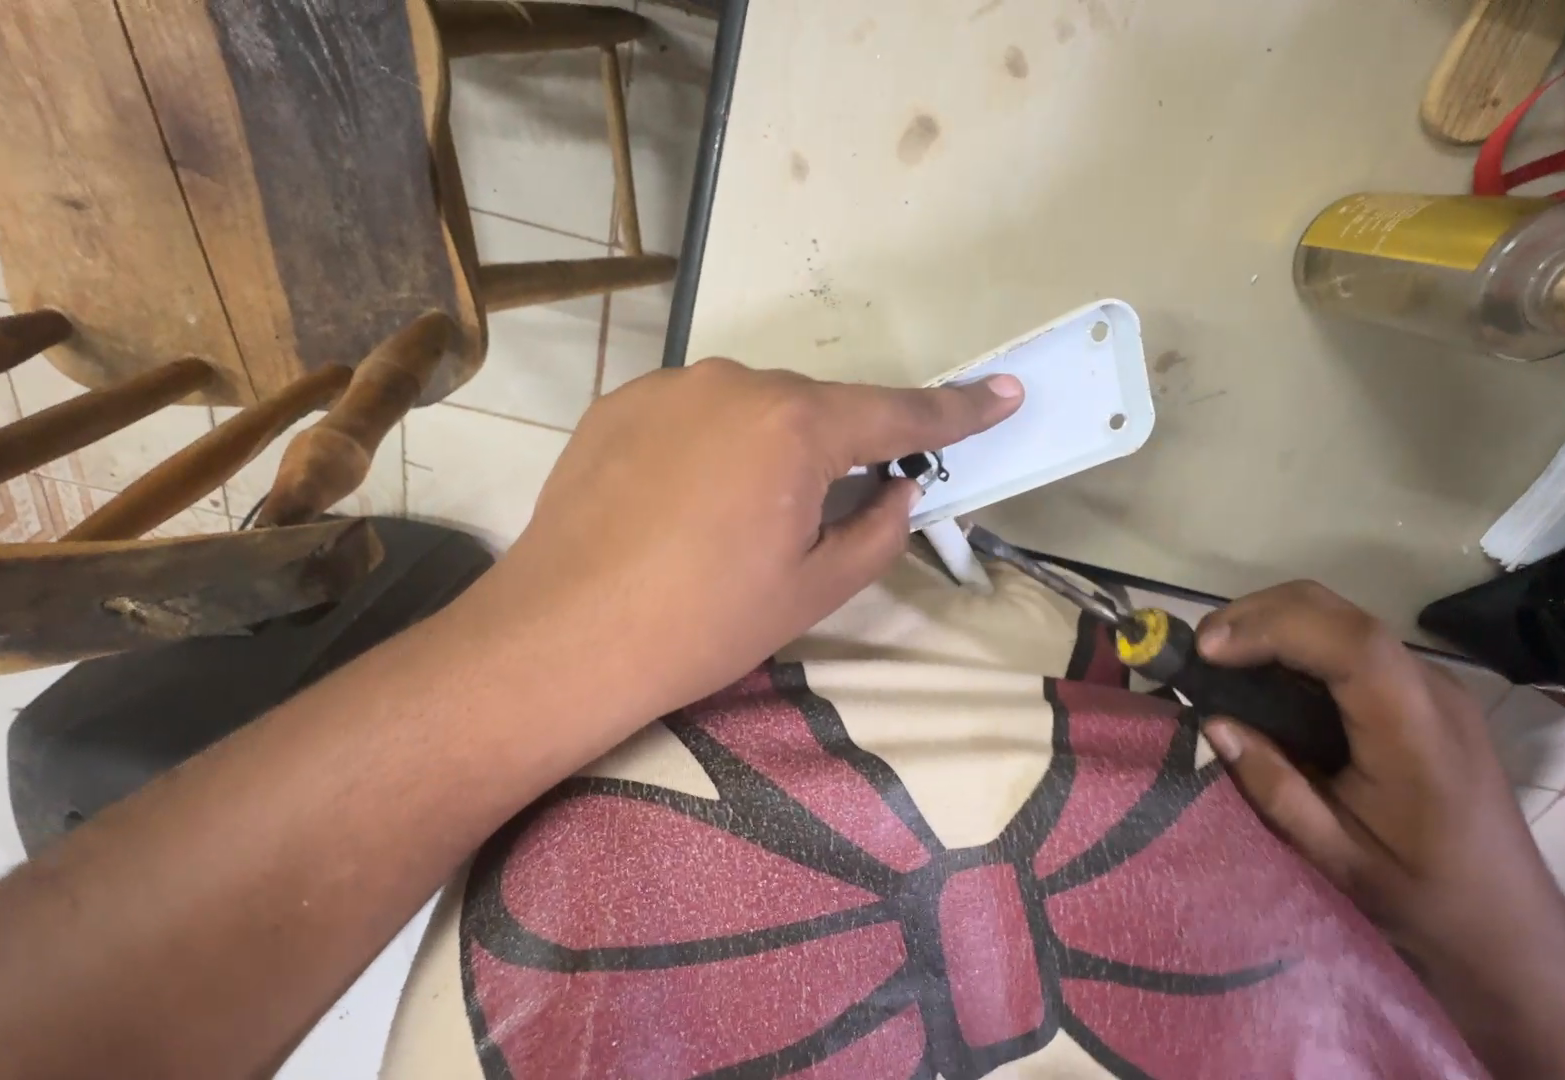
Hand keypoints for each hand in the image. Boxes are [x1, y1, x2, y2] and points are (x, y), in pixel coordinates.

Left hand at [470, 357, 1022, 733]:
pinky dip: (712, 449)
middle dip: (835, 453)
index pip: (897, 411)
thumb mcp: (814, 590)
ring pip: (751, 410)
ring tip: (733, 525)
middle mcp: (735, 382)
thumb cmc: (703, 624)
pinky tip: (681, 508)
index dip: (957, 409)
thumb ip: (878, 527)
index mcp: (795, 426)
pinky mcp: (619, 404)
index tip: (1003, 393)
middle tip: (817, 519)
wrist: (561, 639)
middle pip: (816, 410)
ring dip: (767, 452)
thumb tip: (897, 485)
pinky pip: (695, 416)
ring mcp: (669, 386)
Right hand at [1195, 583, 1564, 1079]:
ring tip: (1217, 662)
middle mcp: (1430, 691)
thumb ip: (1272, 786)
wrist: (1506, 925)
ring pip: (1339, 617)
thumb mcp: (1334, 855)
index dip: (1273, 629)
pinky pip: (1346, 643)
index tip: (1208, 651)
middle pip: (1338, 612)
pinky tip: (1259, 675)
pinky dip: (1291, 641)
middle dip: (1257, 615)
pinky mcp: (1417, 691)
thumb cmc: (1421, 896)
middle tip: (1198, 653)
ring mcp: (1429, 685)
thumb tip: (1212, 723)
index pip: (1352, 644)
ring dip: (1270, 624)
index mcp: (1416, 734)